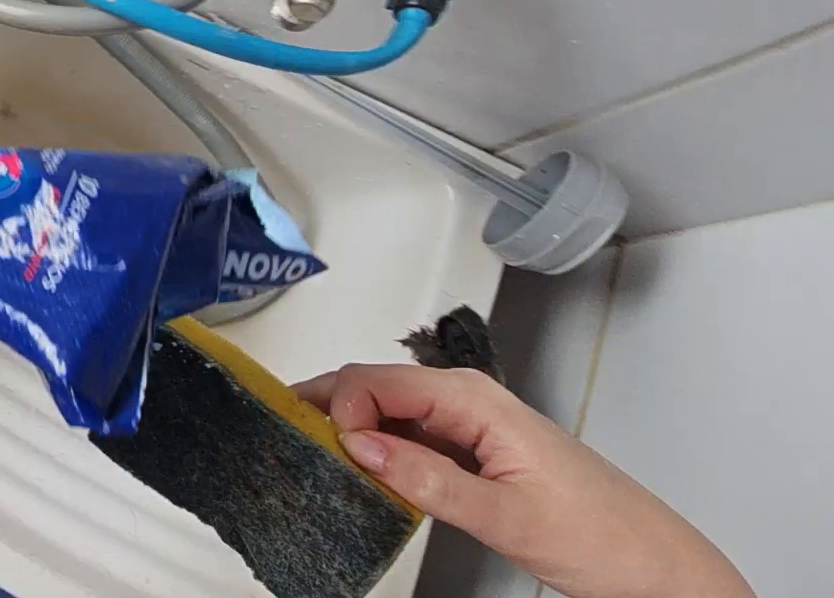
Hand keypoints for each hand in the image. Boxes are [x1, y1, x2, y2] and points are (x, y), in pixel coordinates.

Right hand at [293, 364, 752, 597]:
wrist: (666, 574)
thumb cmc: (601, 542)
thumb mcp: (509, 518)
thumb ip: (429, 479)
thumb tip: (355, 445)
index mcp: (470, 398)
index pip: (378, 380)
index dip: (342, 406)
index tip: (328, 447)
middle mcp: (460, 395)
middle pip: (373, 383)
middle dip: (328, 403)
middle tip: (288, 431)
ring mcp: (461, 418)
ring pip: (382, 405)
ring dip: (345, 422)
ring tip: (309, 445)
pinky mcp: (464, 443)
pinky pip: (402, 429)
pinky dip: (371, 442)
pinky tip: (354, 462)